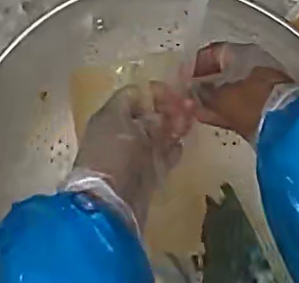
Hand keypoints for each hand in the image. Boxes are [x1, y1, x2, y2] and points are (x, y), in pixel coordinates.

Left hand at [67, 81, 195, 224]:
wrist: (109, 206)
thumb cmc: (115, 155)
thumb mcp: (127, 125)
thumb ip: (146, 113)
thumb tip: (160, 113)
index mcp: (112, 115)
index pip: (137, 94)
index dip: (157, 92)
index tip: (176, 94)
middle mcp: (122, 132)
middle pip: (150, 113)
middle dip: (170, 109)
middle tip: (190, 108)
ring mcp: (134, 155)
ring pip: (158, 134)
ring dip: (175, 127)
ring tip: (189, 123)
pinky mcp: (145, 175)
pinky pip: (162, 156)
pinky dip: (173, 150)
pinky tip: (181, 144)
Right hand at [188, 42, 294, 141]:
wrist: (284, 123)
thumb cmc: (249, 101)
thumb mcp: (221, 97)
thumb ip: (203, 93)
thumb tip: (191, 90)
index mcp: (242, 53)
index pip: (214, 52)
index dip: (197, 63)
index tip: (183, 76)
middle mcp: (250, 64)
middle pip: (221, 70)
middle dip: (203, 83)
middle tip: (186, 95)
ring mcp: (257, 84)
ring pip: (228, 88)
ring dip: (211, 98)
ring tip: (193, 109)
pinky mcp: (262, 103)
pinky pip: (236, 102)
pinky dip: (221, 108)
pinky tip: (206, 117)